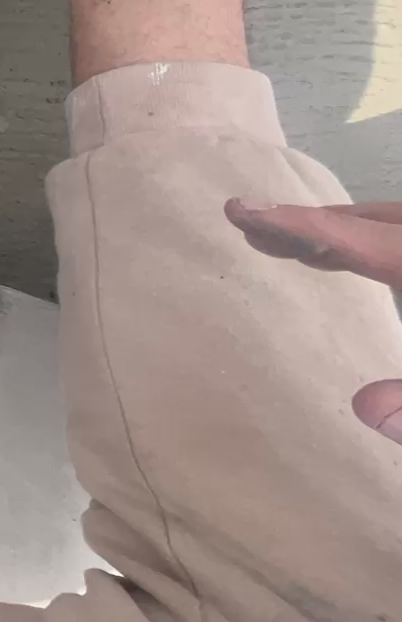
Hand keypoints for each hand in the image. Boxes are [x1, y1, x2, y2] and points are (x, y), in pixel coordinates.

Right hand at [225, 198, 401, 443]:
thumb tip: (364, 413)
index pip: (363, 239)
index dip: (298, 223)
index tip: (236, 208)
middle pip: (387, 223)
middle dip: (322, 221)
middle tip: (254, 225)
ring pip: (401, 230)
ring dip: (351, 232)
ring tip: (298, 244)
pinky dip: (379, 245)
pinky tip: (355, 264)